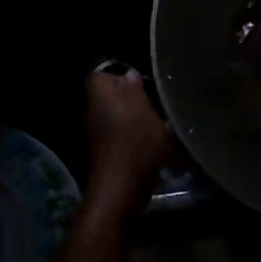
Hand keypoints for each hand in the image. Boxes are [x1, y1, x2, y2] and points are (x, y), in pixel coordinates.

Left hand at [85, 64, 169, 193]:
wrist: (123, 187)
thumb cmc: (135, 142)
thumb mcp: (142, 109)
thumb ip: (135, 89)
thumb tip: (128, 74)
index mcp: (100, 97)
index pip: (102, 75)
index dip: (120, 74)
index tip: (142, 80)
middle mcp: (95, 113)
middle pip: (114, 97)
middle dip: (136, 98)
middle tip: (159, 102)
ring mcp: (102, 135)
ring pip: (123, 117)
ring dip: (142, 119)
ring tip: (165, 124)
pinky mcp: (111, 152)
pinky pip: (127, 136)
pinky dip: (142, 138)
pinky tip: (161, 145)